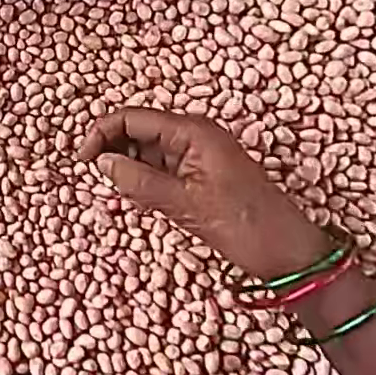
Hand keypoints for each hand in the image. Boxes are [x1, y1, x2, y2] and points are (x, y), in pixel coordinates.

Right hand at [76, 109, 331, 280]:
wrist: (292, 256)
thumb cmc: (246, 227)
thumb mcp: (184, 205)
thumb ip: (138, 181)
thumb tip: (100, 162)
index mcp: (192, 131)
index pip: (131, 118)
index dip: (100, 133)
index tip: (82, 160)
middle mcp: (192, 134)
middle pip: (135, 128)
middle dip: (110, 147)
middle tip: (95, 175)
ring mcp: (196, 152)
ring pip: (144, 147)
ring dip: (125, 163)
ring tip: (117, 188)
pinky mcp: (198, 170)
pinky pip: (158, 163)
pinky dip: (141, 175)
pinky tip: (136, 193)